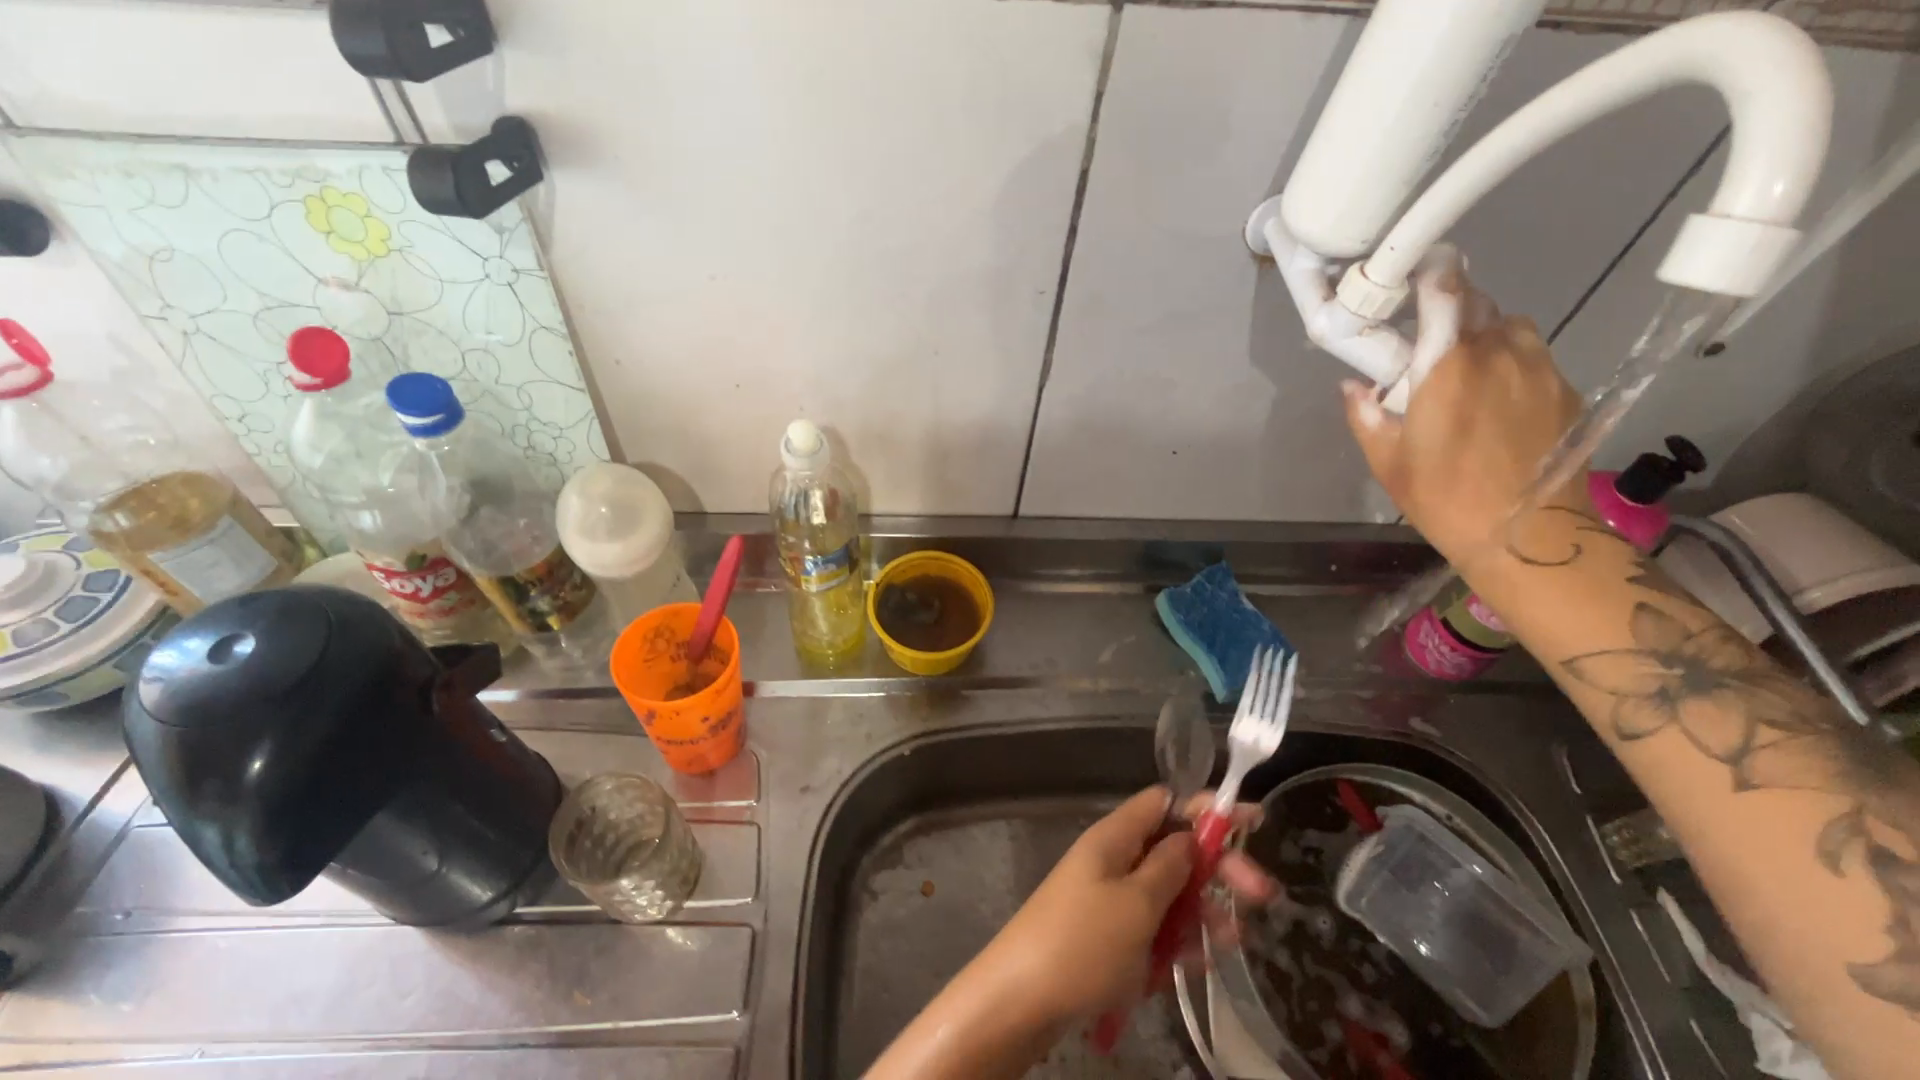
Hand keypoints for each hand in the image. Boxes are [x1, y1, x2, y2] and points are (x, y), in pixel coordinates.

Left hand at [973, 786, 1273, 1025]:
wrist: (1019, 1003)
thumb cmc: (1082, 945)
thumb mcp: (1137, 903)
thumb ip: (1170, 867)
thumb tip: (1190, 835)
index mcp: (1115, 838)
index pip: (1166, 802)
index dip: (1209, 809)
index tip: (1254, 824)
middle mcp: (1111, 861)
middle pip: (1174, 851)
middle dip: (1217, 872)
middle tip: (1261, 896)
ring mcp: (1106, 900)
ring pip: (1166, 896)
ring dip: (1199, 915)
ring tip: (1226, 943)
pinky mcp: (1104, 938)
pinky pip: (1149, 930)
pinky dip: (1172, 943)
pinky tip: (1190, 966)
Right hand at [1340, 254, 1584, 574]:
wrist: (1528, 534)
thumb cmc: (1444, 497)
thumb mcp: (1388, 462)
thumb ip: (1366, 415)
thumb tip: (1352, 387)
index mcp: (1449, 363)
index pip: (1445, 289)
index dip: (1432, 270)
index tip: (1417, 268)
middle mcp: (1499, 351)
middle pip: (1478, 303)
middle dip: (1453, 309)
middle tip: (1431, 338)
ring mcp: (1540, 368)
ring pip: (1511, 326)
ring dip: (1487, 333)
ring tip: (1470, 368)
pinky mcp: (1565, 389)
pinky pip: (1535, 358)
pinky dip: (1514, 364)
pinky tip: (1502, 400)